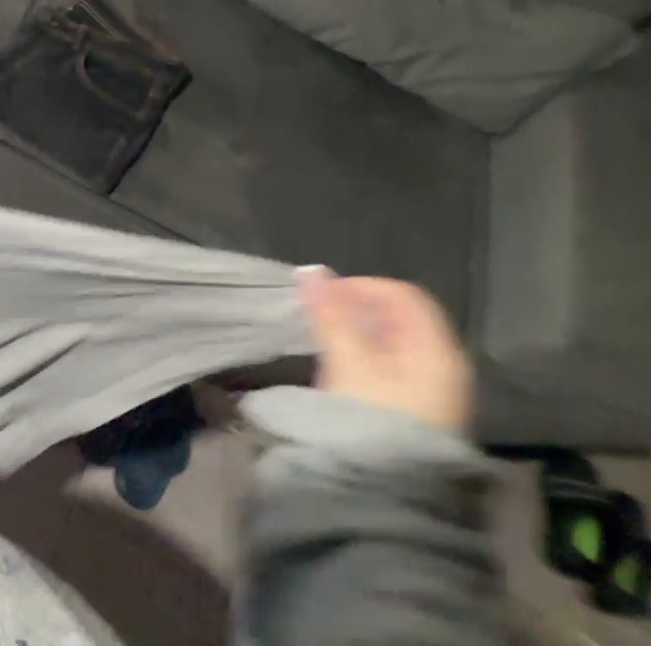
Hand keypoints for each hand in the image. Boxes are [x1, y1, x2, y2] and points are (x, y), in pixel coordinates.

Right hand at [299, 268, 473, 434]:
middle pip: (399, 316)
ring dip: (356, 329)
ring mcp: (431, 386)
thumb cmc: (372, 414)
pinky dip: (362, 350)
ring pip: (392, 339)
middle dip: (355, 307)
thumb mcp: (348, 361)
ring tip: (320, 335)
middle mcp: (442, 363)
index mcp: (436, 349)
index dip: (361, 286)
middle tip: (315, 314)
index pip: (403, 295)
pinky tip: (338, 360)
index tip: (321, 296)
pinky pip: (390, 361)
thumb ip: (330, 315)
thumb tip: (311, 270)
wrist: (387, 483)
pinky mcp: (414, 403)